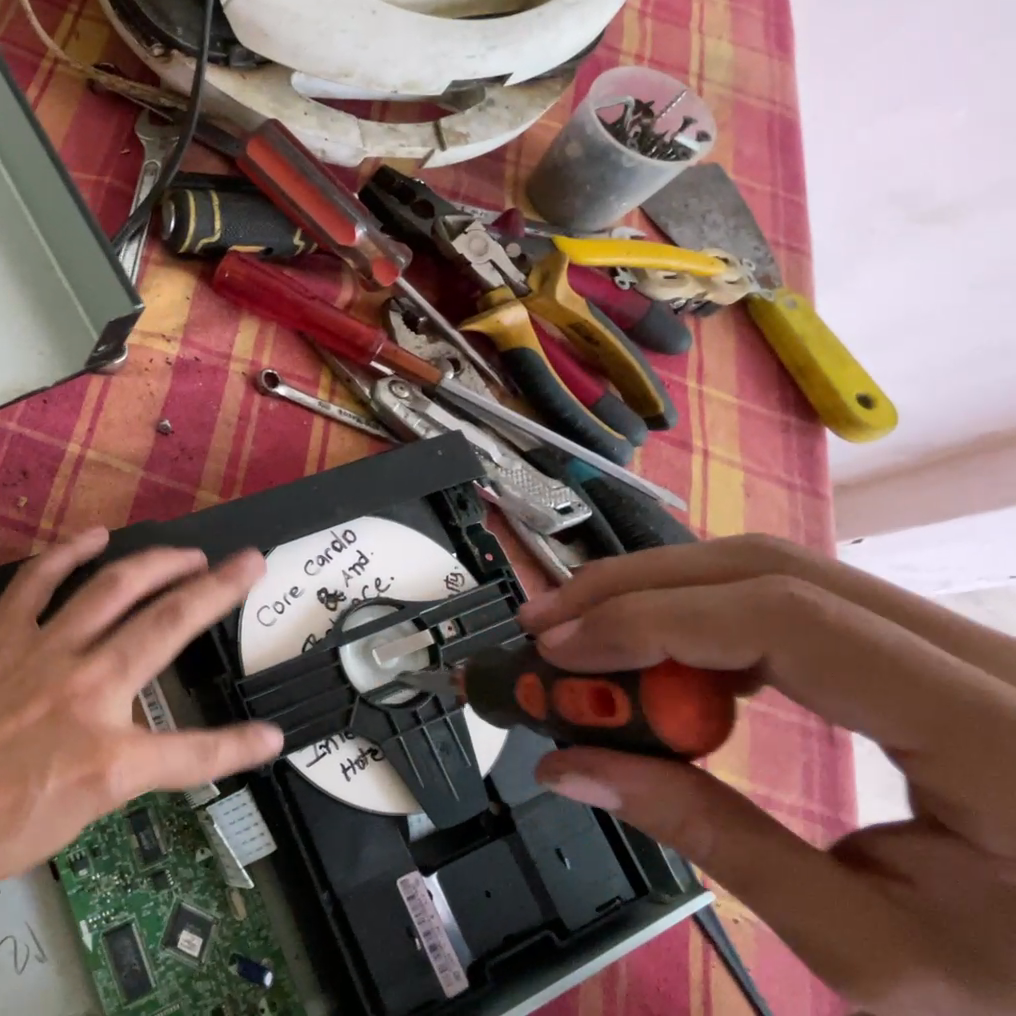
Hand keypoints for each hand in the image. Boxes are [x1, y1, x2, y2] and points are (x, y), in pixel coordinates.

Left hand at [0, 528, 282, 934]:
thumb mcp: (58, 827)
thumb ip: (100, 778)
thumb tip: (117, 752)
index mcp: (107, 761)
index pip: (195, 754)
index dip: (240, 746)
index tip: (270, 736)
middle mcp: (84, 694)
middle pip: (167, 627)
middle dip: (218, 590)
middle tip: (249, 562)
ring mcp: (39, 654)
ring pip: (113, 588)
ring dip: (158, 562)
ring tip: (188, 551)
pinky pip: (40, 581)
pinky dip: (70, 553)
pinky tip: (96, 537)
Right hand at [518, 535, 1015, 1015]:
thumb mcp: (873, 945)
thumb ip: (714, 839)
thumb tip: (570, 766)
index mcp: (1001, 737)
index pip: (788, 620)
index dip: (652, 620)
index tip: (559, 652)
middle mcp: (995, 660)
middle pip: (773, 568)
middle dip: (634, 589)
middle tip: (545, 631)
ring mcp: (972, 644)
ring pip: (778, 569)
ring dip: (658, 594)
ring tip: (583, 642)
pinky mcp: (937, 649)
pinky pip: (797, 599)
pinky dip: (702, 616)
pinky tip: (661, 662)